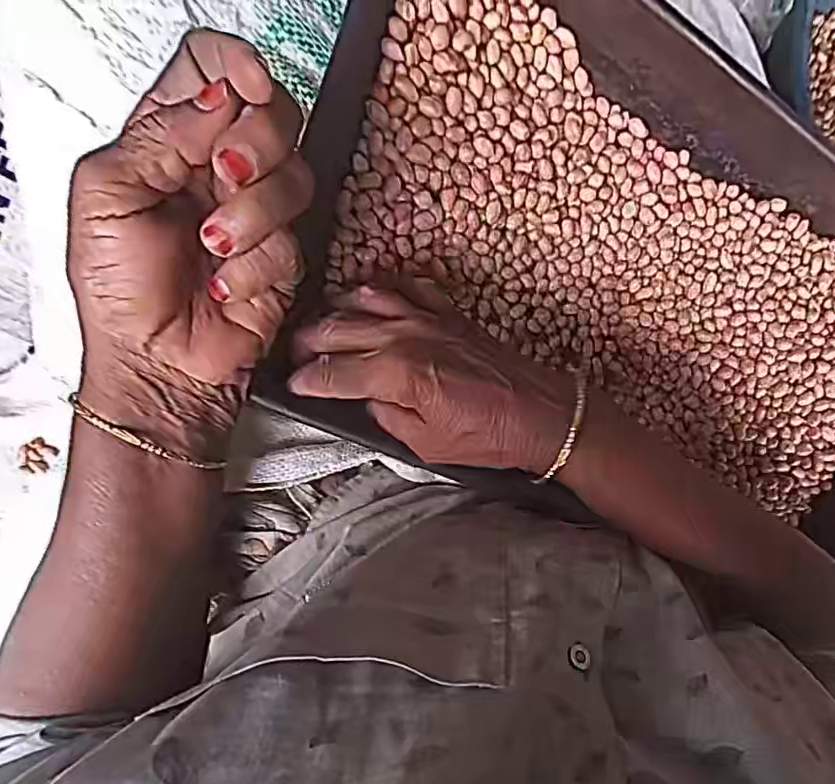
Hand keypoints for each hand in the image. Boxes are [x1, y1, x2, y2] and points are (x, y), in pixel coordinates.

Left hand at [68, 30, 312, 456]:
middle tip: (224, 174)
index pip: (211, 68)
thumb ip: (159, 138)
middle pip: (275, 115)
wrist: (156, 363)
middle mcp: (220, 172)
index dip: (237, 62)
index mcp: (169, 140)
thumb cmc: (118, 288)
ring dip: (251, 216)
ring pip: (293, 180)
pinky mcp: (284, 263)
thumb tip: (216, 99)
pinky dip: (254, 268)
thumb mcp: (106, 193)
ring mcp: (257, 218)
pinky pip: (291, 245)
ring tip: (212, 248)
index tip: (246, 82)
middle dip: (258, 141)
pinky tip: (225, 286)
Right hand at [287, 280, 578, 473]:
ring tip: (322, 328)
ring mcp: (428, 319)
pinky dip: (380, 289)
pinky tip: (368, 296)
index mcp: (397, 374)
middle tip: (296, 357)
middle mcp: (407, 338)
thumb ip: (386, 417)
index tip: (295, 386)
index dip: (307, 380)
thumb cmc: (490, 435)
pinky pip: (404, 287)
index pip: (333, 373)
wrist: (539, 415)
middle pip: (337, 330)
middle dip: (309, 345)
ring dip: (336, 313)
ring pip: (363, 301)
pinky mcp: (448, 314)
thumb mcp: (427, 445)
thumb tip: (367, 400)